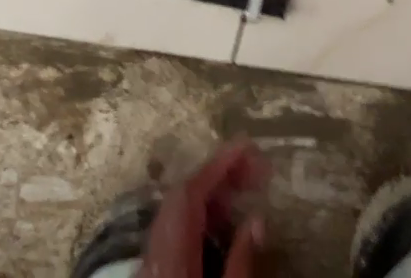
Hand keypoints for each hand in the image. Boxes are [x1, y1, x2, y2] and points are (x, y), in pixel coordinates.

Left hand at [140, 140, 267, 277]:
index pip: (190, 193)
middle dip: (218, 173)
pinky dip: (201, 211)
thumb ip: (240, 257)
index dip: (218, 164)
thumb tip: (258, 219)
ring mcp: (152, 256)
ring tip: (245, 187)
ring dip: (211, 191)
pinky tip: (224, 218)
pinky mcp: (155, 266)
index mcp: (173, 248)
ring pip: (178, 208)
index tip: (246, 145)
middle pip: (183, 194)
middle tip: (255, 167)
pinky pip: (176, 224)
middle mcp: (157, 245)